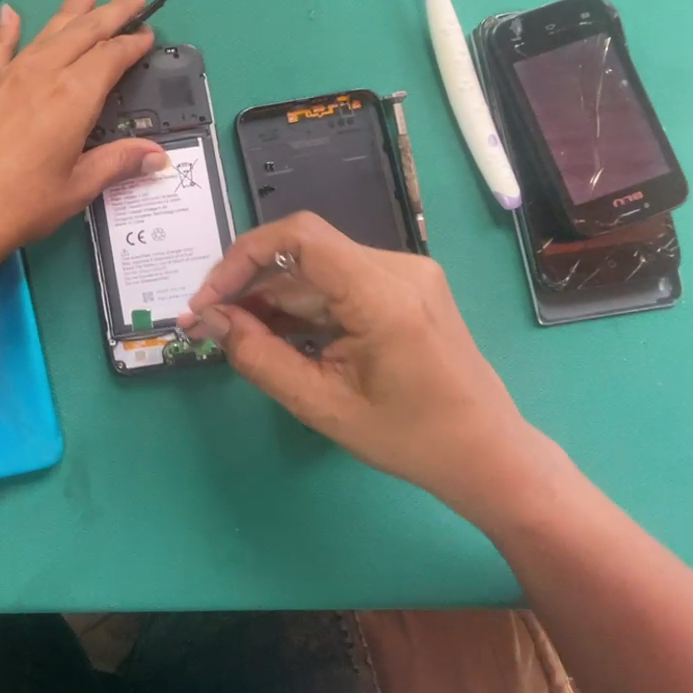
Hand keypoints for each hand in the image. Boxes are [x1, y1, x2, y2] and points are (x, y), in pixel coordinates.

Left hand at [0, 0, 169, 282]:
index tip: (148, 34)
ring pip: (44, 34)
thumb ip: (117, 164)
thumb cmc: (20, 204)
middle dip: (111, 12)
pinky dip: (6, 31)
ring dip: (69, 11)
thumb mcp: (77, 188)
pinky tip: (9, 15)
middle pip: (83, 33)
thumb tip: (158, 157)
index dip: (133, 43)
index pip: (112, 57)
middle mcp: (41, 74)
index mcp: (74, 96)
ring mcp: (6, 77)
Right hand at [178, 212, 559, 515]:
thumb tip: (209, 319)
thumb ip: (257, 356)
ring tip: (234, 337)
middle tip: (206, 326)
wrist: (487, 454)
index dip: (240, 258)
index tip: (208, 301)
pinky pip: (333, 286)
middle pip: (299, 257)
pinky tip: (273, 337)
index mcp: (383, 293)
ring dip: (268, 301)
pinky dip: (297, 308)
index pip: (297, 238)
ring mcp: (402, 276)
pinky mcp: (400, 290)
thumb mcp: (320, 404)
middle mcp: (396, 268)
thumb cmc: (409, 438)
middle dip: (245, 287)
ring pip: (312, 272)